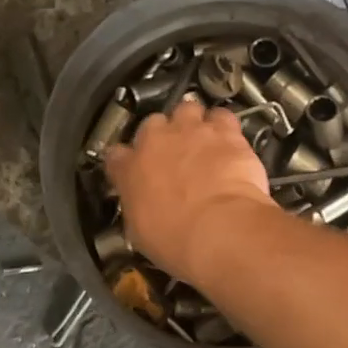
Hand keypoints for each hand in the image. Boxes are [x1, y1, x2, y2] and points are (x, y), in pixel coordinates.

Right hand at [104, 96, 278, 282]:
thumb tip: (144, 203)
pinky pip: (222, 116)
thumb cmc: (175, 239)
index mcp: (130, 168)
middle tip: (175, 155)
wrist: (218, 228)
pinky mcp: (225, 130)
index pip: (116, 155)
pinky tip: (231, 141)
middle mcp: (157, 139)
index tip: (134, 170)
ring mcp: (192, 130)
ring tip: (204, 140)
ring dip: (194, 123)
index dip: (127, 161)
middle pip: (154, 122)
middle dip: (164, 135)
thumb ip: (139, 205)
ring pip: (188, 108)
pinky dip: (225, 127)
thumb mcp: (141, 231)